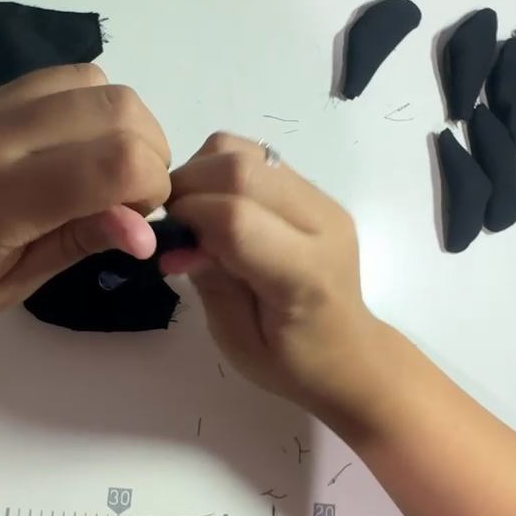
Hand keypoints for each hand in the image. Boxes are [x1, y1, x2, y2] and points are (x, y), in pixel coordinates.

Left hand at [0, 65, 171, 352]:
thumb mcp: (9, 287)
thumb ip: (78, 242)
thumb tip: (146, 229)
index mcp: (0, 197)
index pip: (115, 160)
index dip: (151, 187)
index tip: (138, 221)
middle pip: (114, 104)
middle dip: (148, 148)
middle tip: (131, 196)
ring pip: (88, 78)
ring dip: (119, 121)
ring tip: (104, 170)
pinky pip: (49, 80)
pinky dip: (83, 108)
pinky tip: (68, 152)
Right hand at [161, 134, 396, 426]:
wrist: (349, 355)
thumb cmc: (290, 362)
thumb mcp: (237, 340)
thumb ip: (210, 283)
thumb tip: (177, 240)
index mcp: (303, 275)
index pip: (236, 219)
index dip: (188, 217)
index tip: (166, 240)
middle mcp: (321, 224)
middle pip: (242, 169)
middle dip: (189, 186)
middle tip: (171, 220)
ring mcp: (322, 202)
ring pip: (248, 153)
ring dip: (204, 172)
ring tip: (193, 211)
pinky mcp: (316, 192)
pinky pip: (258, 158)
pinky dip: (223, 171)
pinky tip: (217, 206)